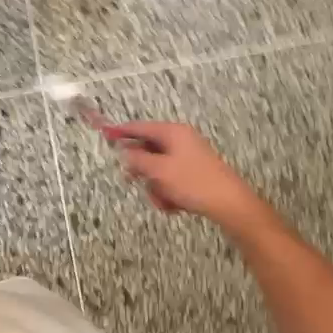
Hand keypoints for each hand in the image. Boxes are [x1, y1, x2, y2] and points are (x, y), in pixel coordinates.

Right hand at [103, 121, 263, 223]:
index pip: (140, 127)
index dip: (121, 131)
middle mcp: (180, 140)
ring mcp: (188, 157)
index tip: (105, 134)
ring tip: (164, 200)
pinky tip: (174, 205)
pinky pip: (170, 180)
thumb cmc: (192, 182)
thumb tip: (125, 152)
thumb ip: (137, 160)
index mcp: (173, 133)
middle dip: (142, 171)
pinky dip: (168, 192)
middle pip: (148, 151)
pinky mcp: (193, 173)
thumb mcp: (158, 170)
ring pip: (157, 169)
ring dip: (156, 187)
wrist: (228, 203)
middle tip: (134, 181)